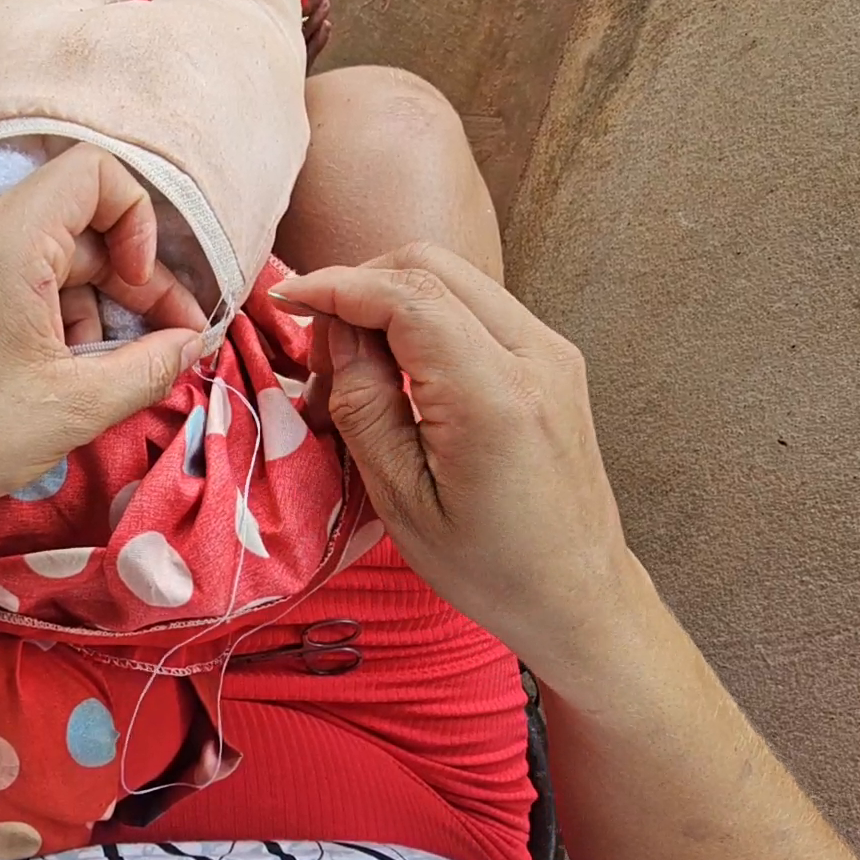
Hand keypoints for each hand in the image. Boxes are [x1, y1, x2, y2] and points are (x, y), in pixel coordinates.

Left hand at [0, 146, 206, 624]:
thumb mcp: (77, 404)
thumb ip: (151, 366)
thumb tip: (191, 344)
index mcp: (9, 236)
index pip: (97, 174)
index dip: (140, 222)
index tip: (145, 288)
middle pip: (81, 228)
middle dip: (133, 285)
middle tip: (169, 346)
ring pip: (54, 264)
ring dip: (95, 312)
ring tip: (108, 375)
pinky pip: (21, 288)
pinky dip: (56, 322)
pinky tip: (66, 375)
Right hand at [270, 242, 642, 670]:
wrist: (574, 592)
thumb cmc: (482, 562)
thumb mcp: (400, 496)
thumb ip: (365, 404)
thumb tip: (337, 333)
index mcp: (494, 396)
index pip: (407, 298)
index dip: (337, 287)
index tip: (285, 298)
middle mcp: (535, 354)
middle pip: (431, 267)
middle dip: (357, 287)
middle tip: (316, 348)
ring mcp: (550, 351)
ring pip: (451, 279)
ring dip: (384, 302)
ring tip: (346, 368)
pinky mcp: (548, 359)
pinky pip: (469, 307)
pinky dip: (415, 318)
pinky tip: (389, 369)